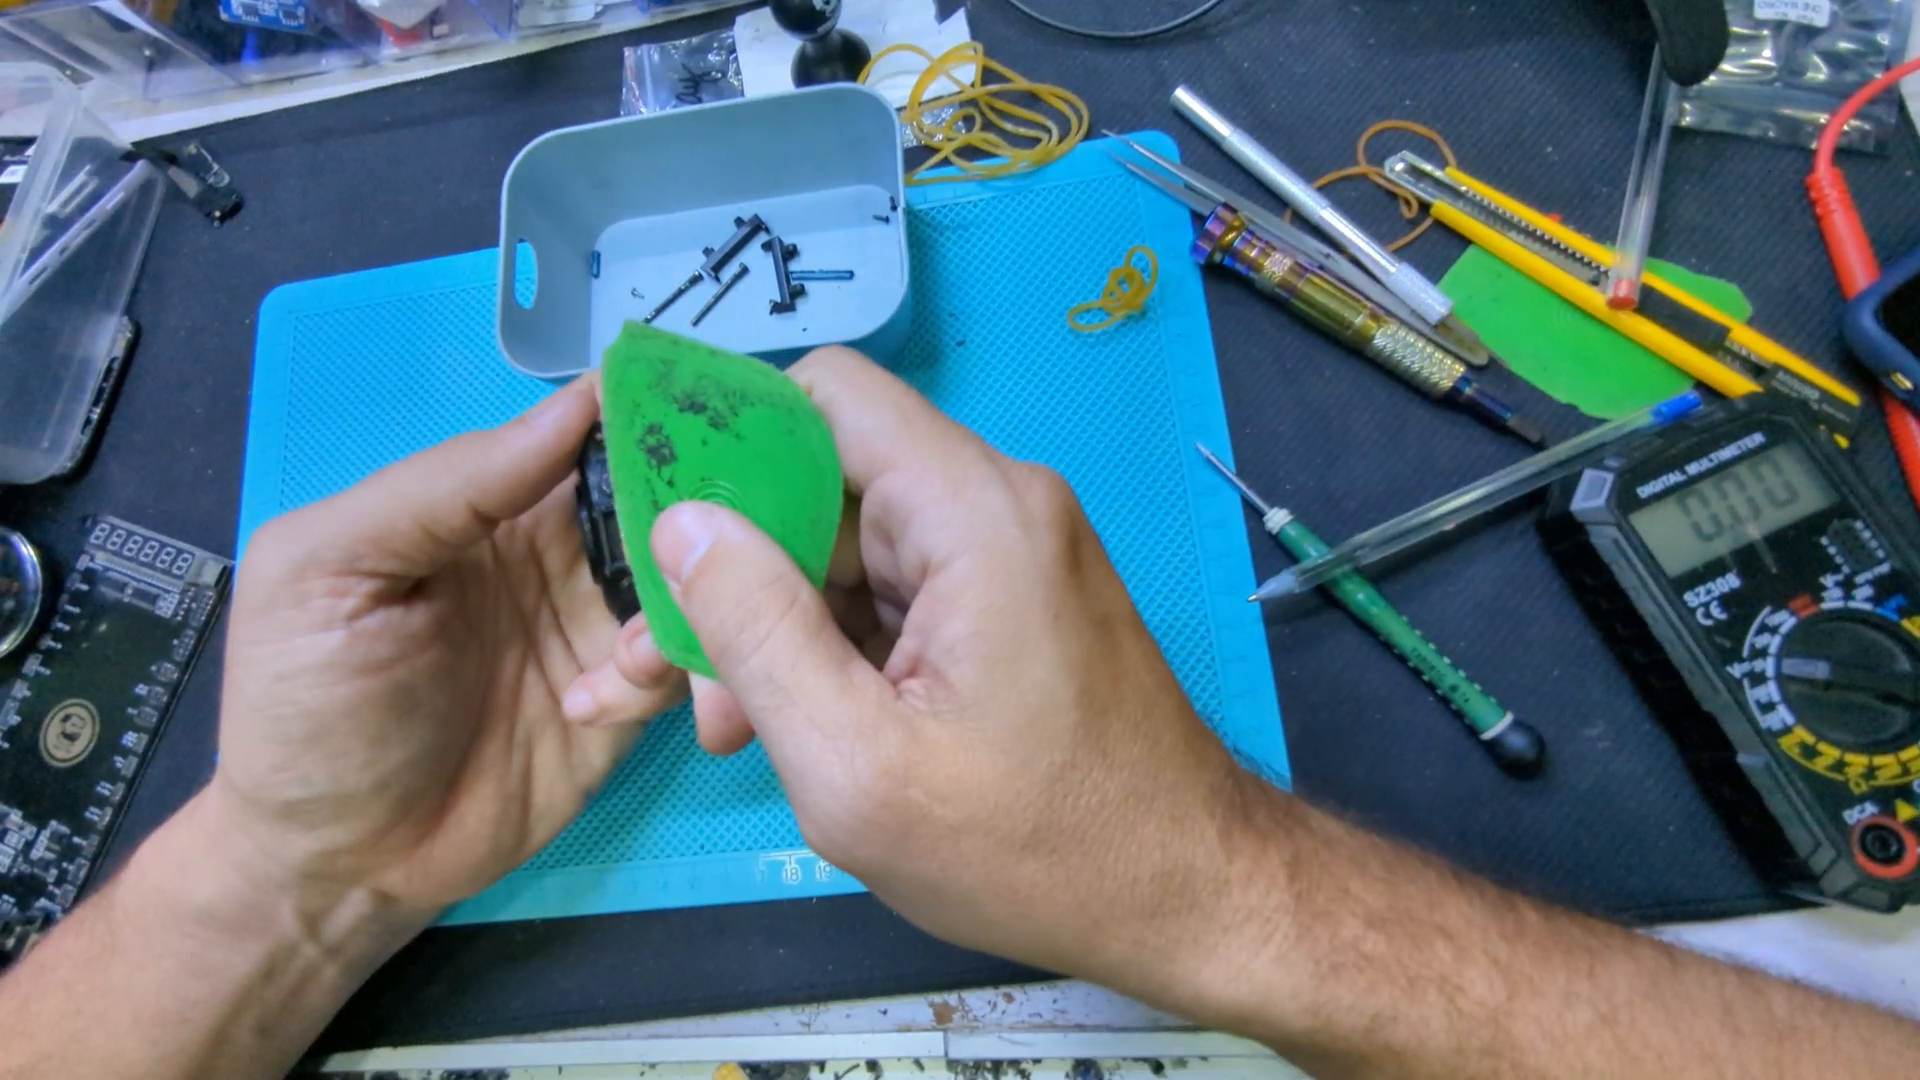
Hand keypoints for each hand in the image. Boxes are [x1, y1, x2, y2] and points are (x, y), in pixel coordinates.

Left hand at [206, 375, 684, 925]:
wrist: (346, 861)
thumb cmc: (314, 704)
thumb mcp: (332, 569)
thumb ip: (444, 485)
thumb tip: (574, 406)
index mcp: (504, 507)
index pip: (592, 437)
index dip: (644, 415)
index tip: (702, 409)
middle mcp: (574, 555)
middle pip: (665, 503)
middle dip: (698, 508)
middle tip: (723, 526)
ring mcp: (612, 624)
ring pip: (694, 580)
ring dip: (684, 603)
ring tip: (628, 654)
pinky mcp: (641, 691)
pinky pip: (689, 657)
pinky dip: (672, 670)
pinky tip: (602, 705)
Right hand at [642, 348, 1269, 997]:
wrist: (1182, 889)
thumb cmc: (1031, 845)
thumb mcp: (857, 763)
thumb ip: (758, 630)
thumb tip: (684, 521)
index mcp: (972, 510)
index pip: (829, 395)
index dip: (732, 439)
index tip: (666, 529)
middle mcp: (996, 502)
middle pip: (828, 481)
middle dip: (744, 569)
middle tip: (686, 680)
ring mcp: (1005, 550)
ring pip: (851, 544)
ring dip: (783, 621)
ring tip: (734, 723)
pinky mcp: (1005, 597)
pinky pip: (894, 588)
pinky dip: (837, 640)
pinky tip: (801, 719)